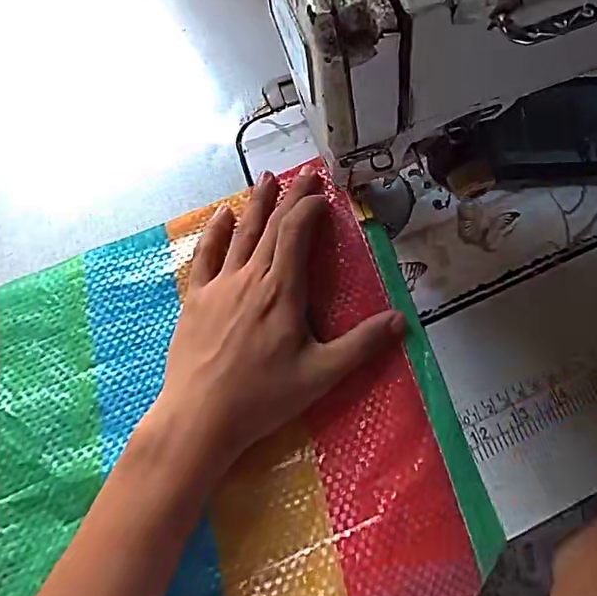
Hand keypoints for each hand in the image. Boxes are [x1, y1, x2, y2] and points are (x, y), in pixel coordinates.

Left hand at [146, 170, 405, 477]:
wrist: (198, 419)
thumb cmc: (262, 398)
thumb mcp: (321, 375)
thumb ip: (362, 345)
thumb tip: (401, 321)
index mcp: (282, 291)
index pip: (296, 233)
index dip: (310, 208)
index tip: (324, 196)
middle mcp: (251, 278)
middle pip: (272, 226)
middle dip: (291, 197)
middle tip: (305, 175)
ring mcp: (220, 285)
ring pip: (241, 234)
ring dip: (257, 204)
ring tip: (268, 178)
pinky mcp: (196, 298)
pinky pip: (205, 255)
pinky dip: (215, 231)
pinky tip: (222, 215)